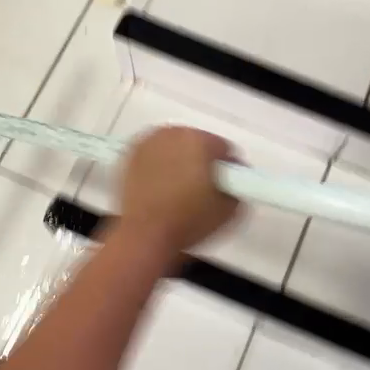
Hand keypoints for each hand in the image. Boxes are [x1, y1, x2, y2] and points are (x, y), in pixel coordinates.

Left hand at [114, 126, 240, 254]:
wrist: (143, 236)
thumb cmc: (189, 222)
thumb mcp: (230, 211)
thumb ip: (240, 187)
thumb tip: (235, 178)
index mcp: (200, 141)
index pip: (224, 148)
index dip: (228, 169)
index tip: (226, 187)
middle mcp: (173, 133)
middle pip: (197, 143)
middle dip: (202, 161)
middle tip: (202, 189)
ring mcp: (148, 142)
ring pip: (174, 147)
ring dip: (180, 161)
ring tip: (180, 189)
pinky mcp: (129, 154)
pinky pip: (153, 155)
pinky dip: (159, 165)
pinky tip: (160, 186)